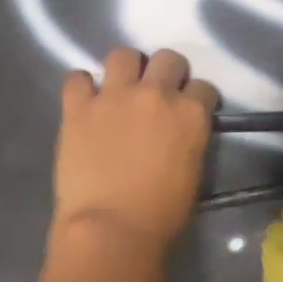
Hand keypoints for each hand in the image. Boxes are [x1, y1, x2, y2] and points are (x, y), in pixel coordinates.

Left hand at [52, 47, 218, 252]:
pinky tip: (85, 101)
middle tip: (158, 94)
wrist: (112, 227)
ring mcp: (114, 96)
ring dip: (126, 68)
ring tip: (121, 89)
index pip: (204, 88)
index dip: (198, 98)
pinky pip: (77, 78)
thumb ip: (188, 141)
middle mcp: (156, 94)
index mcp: (191, 114)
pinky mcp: (78, 107)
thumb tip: (178, 136)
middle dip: (167, 71)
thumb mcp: (192, 172)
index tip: (191, 109)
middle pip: (168, 58)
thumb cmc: (162, 214)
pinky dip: (82, 86)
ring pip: (123, 54)